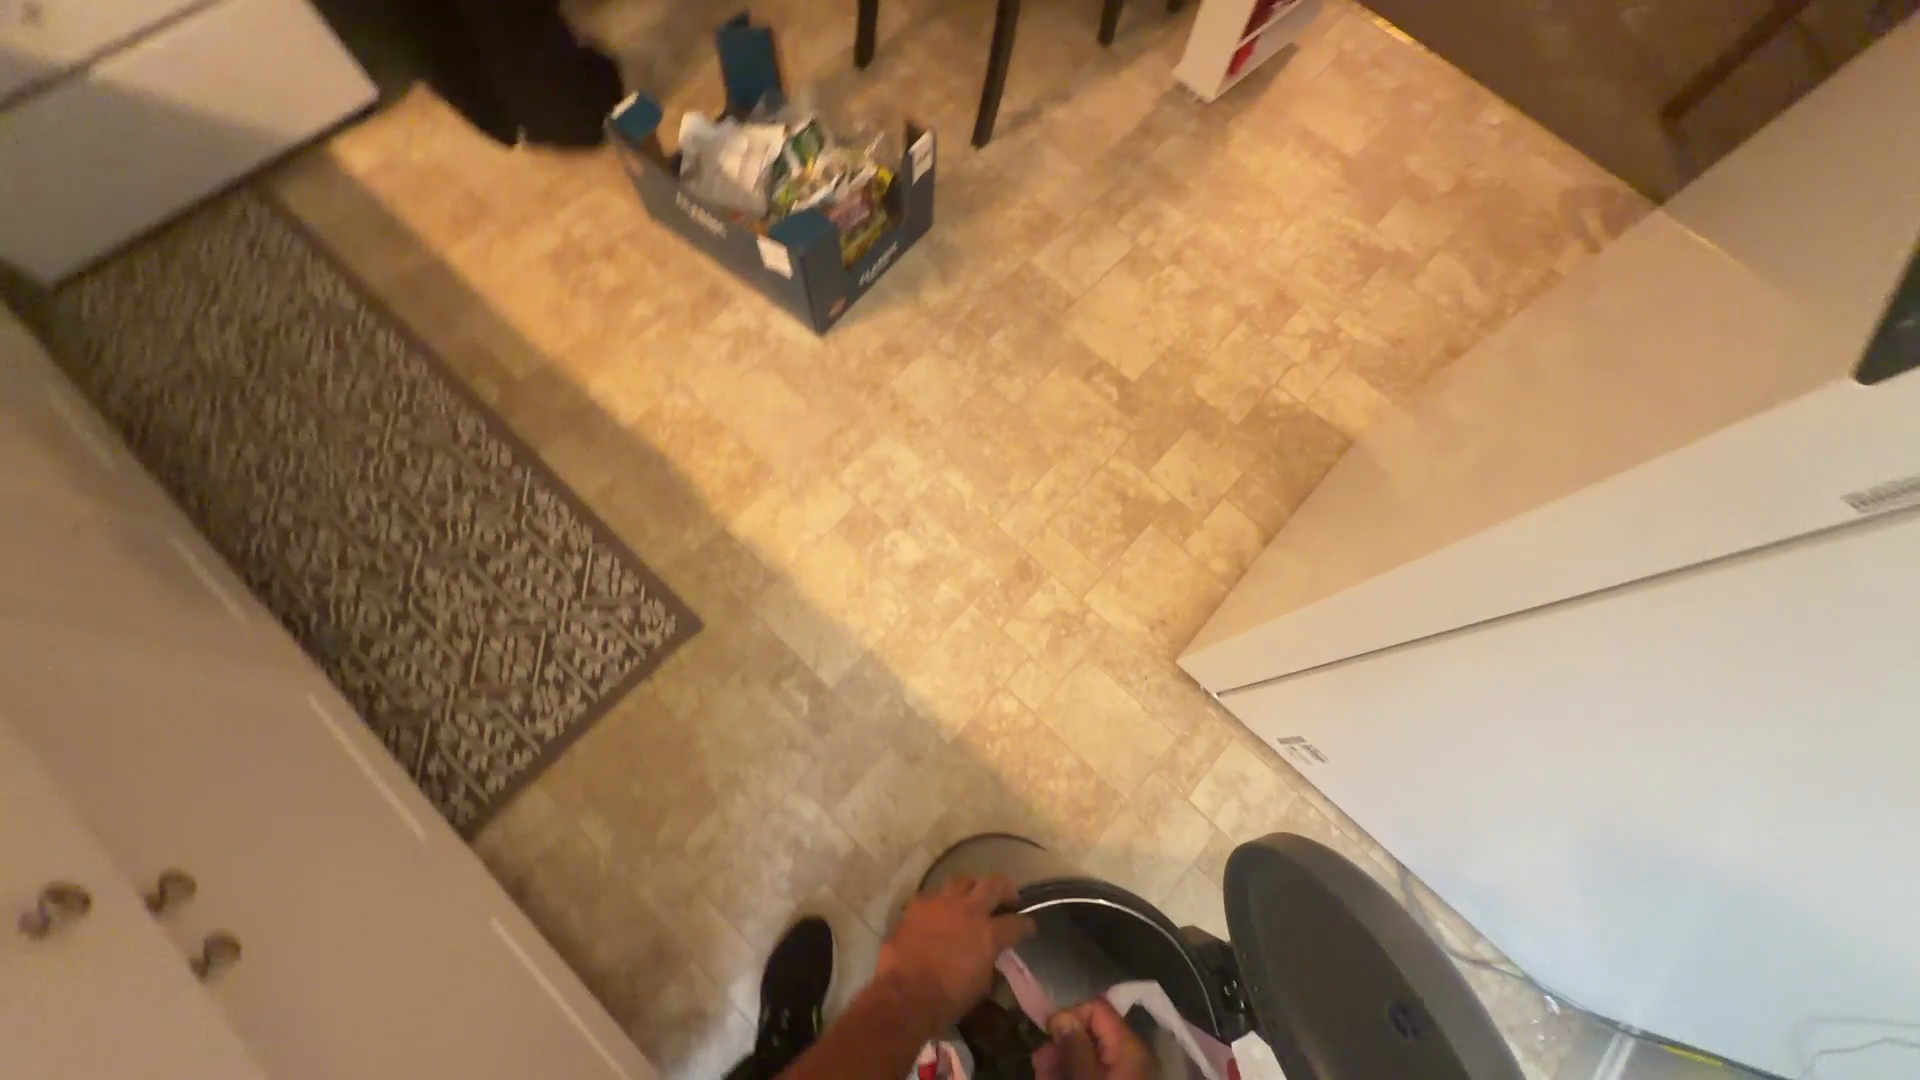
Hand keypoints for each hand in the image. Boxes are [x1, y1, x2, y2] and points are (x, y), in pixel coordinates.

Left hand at [874, 874, 1034, 1031]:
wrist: (904, 994)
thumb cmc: (946, 1000)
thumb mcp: (980, 986)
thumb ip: (989, 962)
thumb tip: (990, 954)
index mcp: (989, 933)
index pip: (1016, 922)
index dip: (1026, 924)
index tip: (1028, 926)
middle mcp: (969, 910)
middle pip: (994, 884)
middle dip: (1005, 888)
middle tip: (1008, 897)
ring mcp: (942, 903)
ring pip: (963, 880)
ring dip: (972, 887)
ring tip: (972, 896)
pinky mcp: (918, 904)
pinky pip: (935, 894)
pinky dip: (943, 901)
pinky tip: (941, 911)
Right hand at [1034, 999, 1153, 1079]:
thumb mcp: (1086, 1079)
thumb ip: (1074, 1046)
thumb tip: (1061, 1015)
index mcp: (1128, 1046)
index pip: (1098, 1007)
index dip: (1071, 1014)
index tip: (1048, 1031)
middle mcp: (1130, 1055)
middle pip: (1090, 1032)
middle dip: (1060, 1042)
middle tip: (1038, 1060)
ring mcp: (1125, 1074)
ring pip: (1087, 1055)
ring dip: (1060, 1060)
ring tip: (1041, 1073)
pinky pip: (1092, 1071)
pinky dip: (1070, 1073)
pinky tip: (1051, 1078)